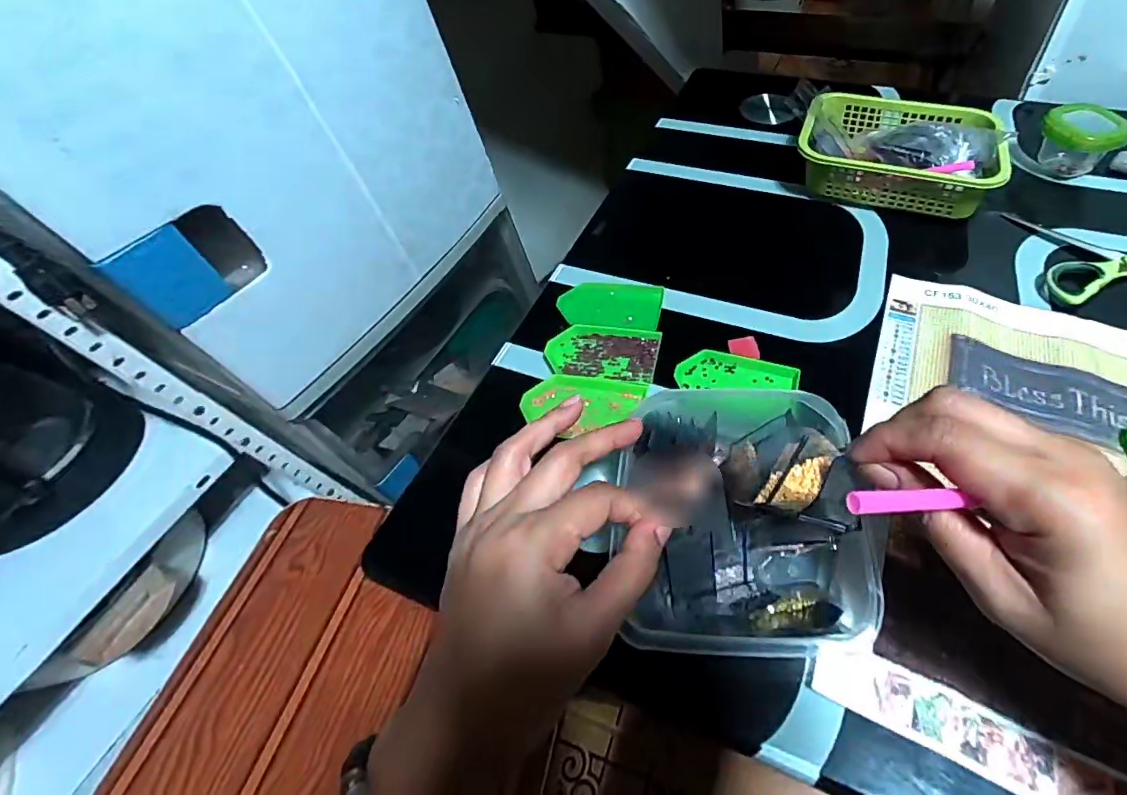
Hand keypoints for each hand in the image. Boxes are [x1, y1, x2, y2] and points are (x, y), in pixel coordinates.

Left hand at [371, 399, 669, 791]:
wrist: (462, 719)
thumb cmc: (532, 679)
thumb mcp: (595, 628)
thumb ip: (633, 568)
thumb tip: (660, 522)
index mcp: (530, 543)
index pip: (596, 500)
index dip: (636, 505)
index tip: (664, 519)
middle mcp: (498, 522)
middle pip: (556, 463)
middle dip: (600, 439)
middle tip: (635, 425)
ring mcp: (474, 528)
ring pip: (508, 457)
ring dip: (543, 427)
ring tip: (573, 405)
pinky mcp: (463, 540)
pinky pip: (479, 482)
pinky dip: (505, 458)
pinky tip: (524, 450)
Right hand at [851, 388, 1126, 794]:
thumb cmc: (1096, 643)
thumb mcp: (1002, 600)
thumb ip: (942, 527)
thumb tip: (888, 477)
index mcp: (1046, 488)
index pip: (946, 432)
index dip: (890, 439)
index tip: (856, 466)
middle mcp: (1059, 447)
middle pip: (958, 402)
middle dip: (905, 426)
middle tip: (877, 470)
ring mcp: (1070, 444)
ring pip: (977, 409)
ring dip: (931, 431)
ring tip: (908, 478)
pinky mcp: (1073, 452)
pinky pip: (1000, 429)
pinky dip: (961, 442)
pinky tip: (954, 481)